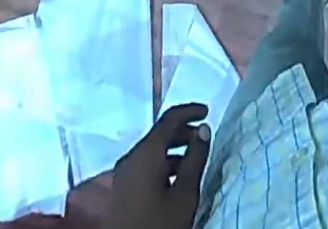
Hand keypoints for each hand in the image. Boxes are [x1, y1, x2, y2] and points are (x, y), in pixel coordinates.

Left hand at [106, 103, 211, 228]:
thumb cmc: (158, 225)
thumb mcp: (185, 195)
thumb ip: (196, 159)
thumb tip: (204, 129)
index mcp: (146, 152)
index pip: (169, 118)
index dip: (190, 111)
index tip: (207, 112)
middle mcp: (131, 157)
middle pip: (159, 133)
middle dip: (183, 131)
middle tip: (203, 137)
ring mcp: (122, 174)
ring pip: (151, 151)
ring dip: (173, 150)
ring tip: (193, 160)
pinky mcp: (120, 190)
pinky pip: (144, 165)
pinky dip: (162, 164)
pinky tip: (174, 180)